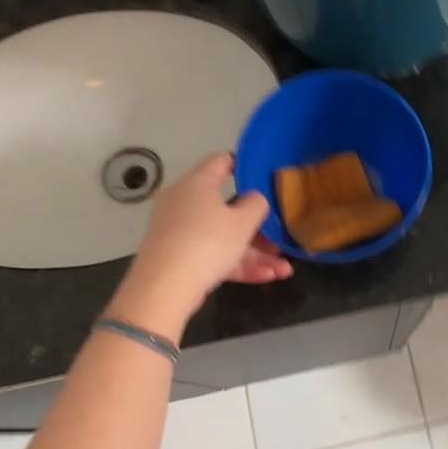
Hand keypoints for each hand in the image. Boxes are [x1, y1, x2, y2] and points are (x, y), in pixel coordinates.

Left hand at [110, 153, 292, 336]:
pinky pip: (212, 255)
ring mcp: (179, 231)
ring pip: (222, 236)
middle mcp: (184, 202)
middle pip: (225, 207)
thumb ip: (256, 205)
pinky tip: (266, 278)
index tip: (263, 176)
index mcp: (197, 183)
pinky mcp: (177, 257)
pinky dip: (237, 264)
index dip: (243, 165)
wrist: (164, 287)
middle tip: (279, 238)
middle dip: (257, 226)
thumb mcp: (243, 222)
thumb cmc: (208, 242)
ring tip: (283, 270)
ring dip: (254, 253)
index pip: (220, 161)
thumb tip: (254, 198)